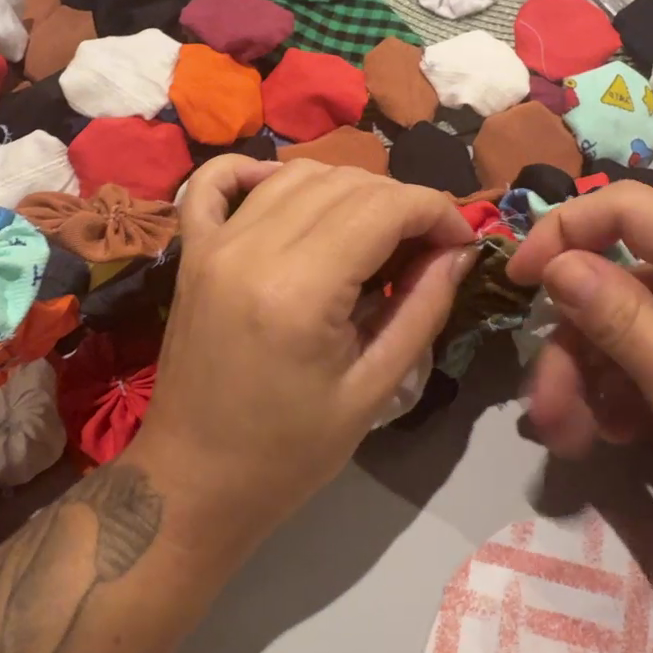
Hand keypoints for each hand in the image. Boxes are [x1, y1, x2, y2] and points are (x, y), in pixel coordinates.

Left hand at [130, 157, 478, 552]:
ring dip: (348, 188)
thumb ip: (421, 310)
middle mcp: (253, 248)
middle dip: (401, 202)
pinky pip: (215, 182)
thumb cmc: (289, 453)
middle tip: (424, 247)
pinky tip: (288, 190)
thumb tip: (459, 251)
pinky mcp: (193, 252)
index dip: (436, 211)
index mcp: (300, 291)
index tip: (460, 241)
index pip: (384, 207)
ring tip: (374, 233)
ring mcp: (214, 244)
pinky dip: (254, 171)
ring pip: (296, 174)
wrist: (194, 481)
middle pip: (345, 182)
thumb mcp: (373, 391)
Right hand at [507, 182, 652, 589]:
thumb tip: (556, 263)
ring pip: (636, 317)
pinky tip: (620, 431)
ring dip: (597, 373)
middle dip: (576, 341)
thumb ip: (624, 324)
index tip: (517, 283)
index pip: (628, 207)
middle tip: (546, 413)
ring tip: (576, 438)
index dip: (561, 231)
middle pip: (624, 275)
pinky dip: (633, 383)